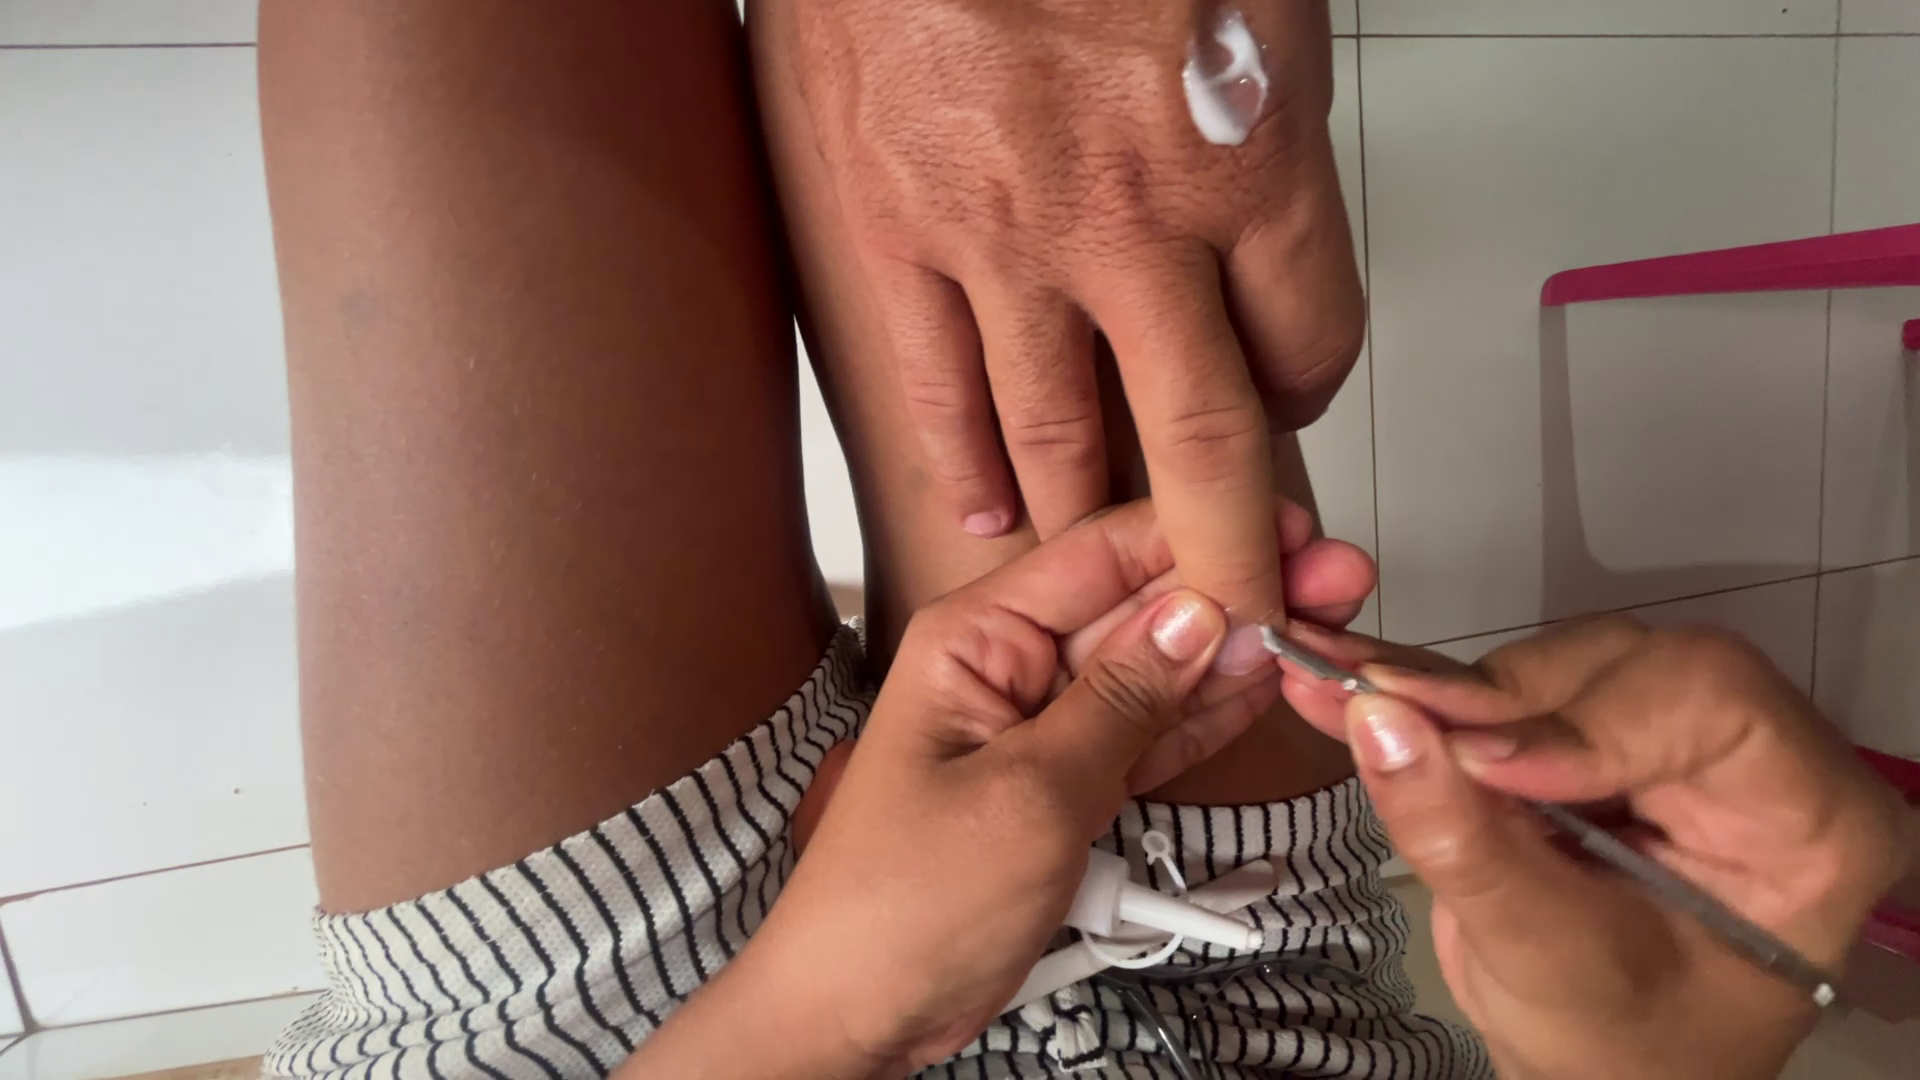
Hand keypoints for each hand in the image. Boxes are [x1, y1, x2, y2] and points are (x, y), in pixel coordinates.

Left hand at [623, 499, 1297, 1076]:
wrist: (861, 1006)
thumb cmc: (912, 897)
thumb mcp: (1027, 792)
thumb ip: (1118, 701)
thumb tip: (1197, 613)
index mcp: (977, 633)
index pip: (1096, 556)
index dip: (1192, 534)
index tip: (1284, 525)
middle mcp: (1012, 659)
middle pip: (1135, 608)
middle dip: (1232, 590)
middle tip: (1335, 574)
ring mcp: (1045, 718)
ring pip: (1151, 669)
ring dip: (1232, 650)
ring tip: (1323, 621)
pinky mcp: (1068, 773)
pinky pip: (1143, 731)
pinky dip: (1200, 715)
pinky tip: (1264, 683)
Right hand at [761, 0, 1364, 627]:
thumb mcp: (1252, 0)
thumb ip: (1267, 144)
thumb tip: (1251, 266)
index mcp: (1240, 155)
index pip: (1306, 341)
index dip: (1305, 401)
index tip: (1288, 422)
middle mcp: (1126, 225)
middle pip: (1200, 434)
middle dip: (1227, 544)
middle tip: (1243, 613)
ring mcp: (1000, 246)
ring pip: (1060, 432)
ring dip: (1090, 516)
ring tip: (1105, 570)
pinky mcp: (898, 241)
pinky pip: (945, 390)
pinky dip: (972, 466)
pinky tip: (992, 513)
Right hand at [1283, 619, 1913, 1079]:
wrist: (1580, 1056)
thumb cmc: (1612, 1037)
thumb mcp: (1542, 950)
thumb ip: (1458, 838)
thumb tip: (1375, 717)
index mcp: (1793, 809)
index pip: (1704, 699)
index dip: (1585, 717)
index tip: (1480, 764)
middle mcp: (1719, 748)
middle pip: (1602, 663)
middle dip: (1483, 695)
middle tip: (1378, 706)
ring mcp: (1625, 729)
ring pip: (1521, 664)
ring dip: (1416, 679)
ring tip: (1322, 677)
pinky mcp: (1546, 728)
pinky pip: (1467, 687)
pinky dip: (1390, 684)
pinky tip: (1323, 675)